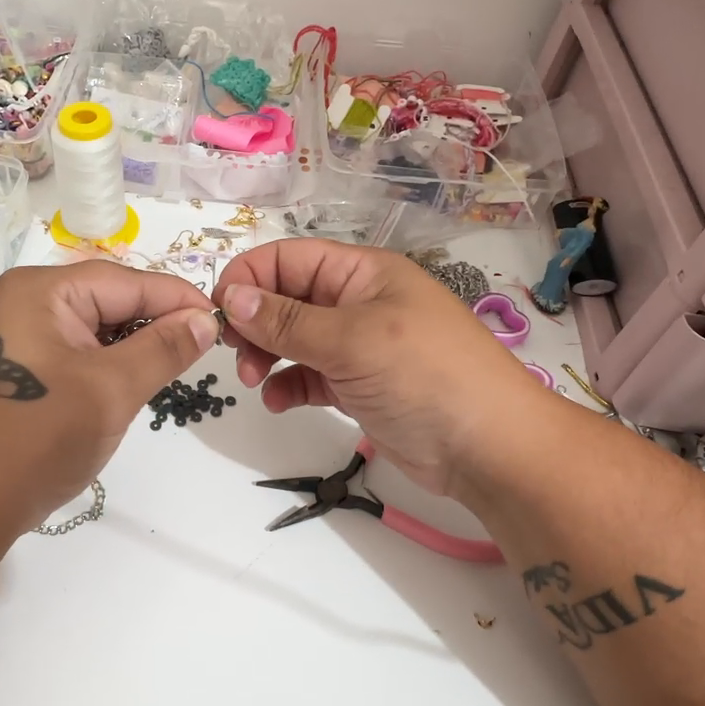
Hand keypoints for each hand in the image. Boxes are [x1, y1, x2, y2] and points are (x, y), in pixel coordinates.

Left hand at [0, 261, 217, 530]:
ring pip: (92, 329)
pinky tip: (132, 382)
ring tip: (172, 367)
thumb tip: (205, 321)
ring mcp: (15, 337)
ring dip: (133, 345)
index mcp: (40, 290)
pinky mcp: (16, 370)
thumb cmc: (38, 438)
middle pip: (106, 299)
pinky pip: (74, 352)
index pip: (125, 281)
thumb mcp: (112, 390)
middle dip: (155, 321)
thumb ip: (163, 349)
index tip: (220, 321)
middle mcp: (22, 302)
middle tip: (201, 347)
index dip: (176, 299)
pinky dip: (107, 364)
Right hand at [212, 240, 540, 496]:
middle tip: (234, 355)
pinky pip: (310, 376)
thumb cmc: (424, 375)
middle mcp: (358, 303)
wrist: (487, 447)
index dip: (249, 278)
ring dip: (266, 355)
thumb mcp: (352, 340)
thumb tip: (230, 297)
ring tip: (253, 380)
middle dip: (254, 322)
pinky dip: (289, 385)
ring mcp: (359, 347)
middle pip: (286, 298)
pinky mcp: (359, 386)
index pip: (289, 258)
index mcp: (362, 273)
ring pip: (294, 339)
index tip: (217, 313)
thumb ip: (287, 321)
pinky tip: (279, 402)